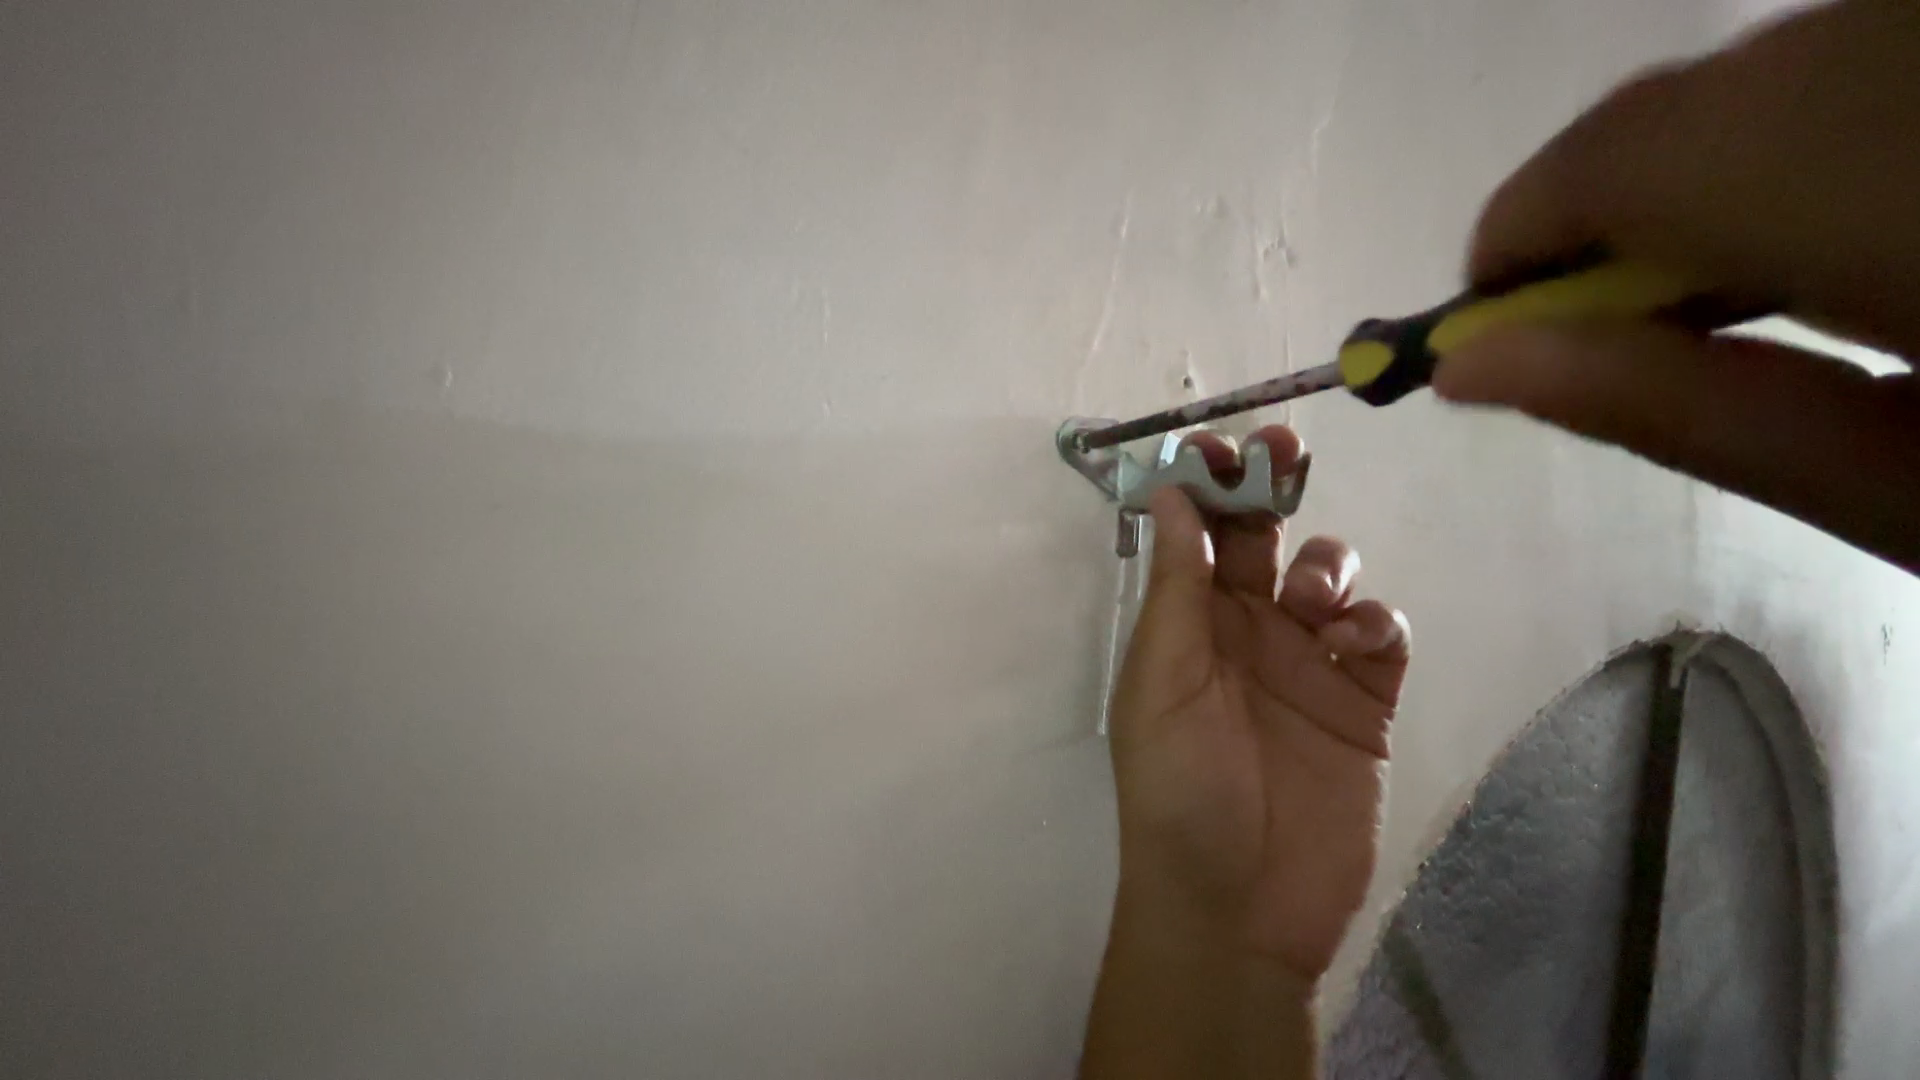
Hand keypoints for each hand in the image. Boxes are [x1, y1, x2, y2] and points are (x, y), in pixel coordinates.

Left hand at [1081, 426, 1409, 1079]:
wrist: (1238, 902)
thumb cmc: (1179, 785)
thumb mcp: (1163, 678)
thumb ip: (1175, 588)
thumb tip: (1166, 493)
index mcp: (1186, 624)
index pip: (1198, 534)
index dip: (1206, 484)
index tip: (1218, 443)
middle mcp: (1243, 632)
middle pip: (1263, 537)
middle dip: (1272, 487)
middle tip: (1283, 450)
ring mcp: (1305, 664)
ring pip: (1327, 577)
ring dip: (1326, 566)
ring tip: (1311, 602)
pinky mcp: (1363, 703)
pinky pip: (1380, 634)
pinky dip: (1374, 621)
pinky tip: (1354, 644)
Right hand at [1433, 0, 1919, 573]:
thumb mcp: (1910, 493)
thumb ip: (1667, 407)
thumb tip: (1476, 368)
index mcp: (1905, 193)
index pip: (1621, 158)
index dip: (1519, 233)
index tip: (1493, 318)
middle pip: (1698, 103)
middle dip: (1614, 215)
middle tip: (1618, 325)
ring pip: (1788, 67)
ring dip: (1719, 178)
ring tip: (1765, 286)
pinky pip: (1868, 57)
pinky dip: (1816, 136)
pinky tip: (1865, 221)